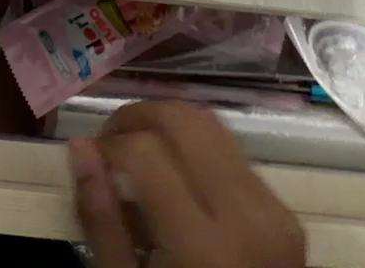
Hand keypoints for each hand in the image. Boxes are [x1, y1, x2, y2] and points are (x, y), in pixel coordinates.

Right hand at [69, 101, 304, 267]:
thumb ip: (100, 218)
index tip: (92, 160)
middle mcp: (244, 216)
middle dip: (136, 117)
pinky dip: (193, 144)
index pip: (144, 152)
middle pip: (182, 121)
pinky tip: (174, 172)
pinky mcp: (283, 210)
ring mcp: (271, 210)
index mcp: (200, 247)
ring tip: (138, 148)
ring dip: (165, 124)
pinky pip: (230, 149)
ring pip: (208, 123)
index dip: (108, 144)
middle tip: (110, 141)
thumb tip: (81, 146)